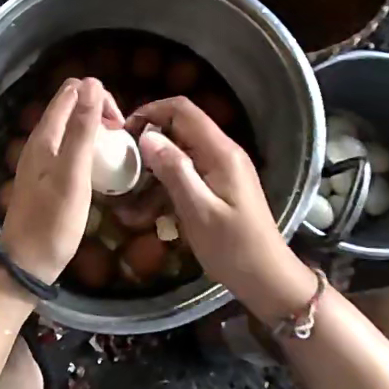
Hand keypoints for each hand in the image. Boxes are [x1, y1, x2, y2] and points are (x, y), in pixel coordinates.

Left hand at [0, 78, 114, 281]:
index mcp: (46, 135)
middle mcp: (41, 141)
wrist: (28, 263)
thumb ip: (83, 128)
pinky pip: (71, 148)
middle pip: (72, 106)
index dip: (99, 99)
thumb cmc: (53, 221)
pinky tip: (99, 169)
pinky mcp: (47, 176)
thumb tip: (92, 83)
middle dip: (99, 112)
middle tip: (119, 140)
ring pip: (73, 127)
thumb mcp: (73, 173)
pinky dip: (89, 149)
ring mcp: (42, 159)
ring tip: (114, 154)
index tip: (118, 127)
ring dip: (96, 131)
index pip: (72, 91)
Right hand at [127, 97, 312, 315]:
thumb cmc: (233, 247)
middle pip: (181, 127)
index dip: (150, 112)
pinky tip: (147, 207)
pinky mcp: (221, 185)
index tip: (123, 133)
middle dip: (149, 140)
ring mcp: (223, 169)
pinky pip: (189, 172)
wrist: (267, 277)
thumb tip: (147, 136)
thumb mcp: (198, 211)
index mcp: (221, 152)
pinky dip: (167, 183)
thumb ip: (174, 171)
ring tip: (129, 189)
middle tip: (122, 163)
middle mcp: (224, 152)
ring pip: (182, 151)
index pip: (183, 110)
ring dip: (155, 166)